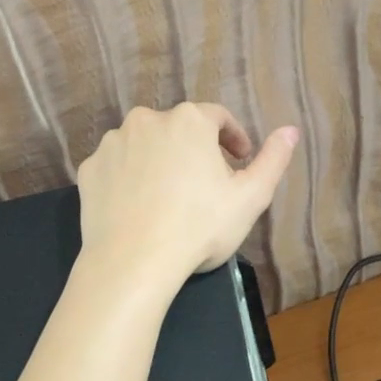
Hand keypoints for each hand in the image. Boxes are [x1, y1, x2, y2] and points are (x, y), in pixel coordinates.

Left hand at [77, 103, 298, 279]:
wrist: (133, 262)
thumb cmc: (199, 228)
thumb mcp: (250, 198)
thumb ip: (273, 160)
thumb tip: (290, 131)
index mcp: (189, 121)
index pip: (218, 117)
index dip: (233, 137)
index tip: (240, 160)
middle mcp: (147, 120)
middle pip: (179, 130)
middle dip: (195, 151)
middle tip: (205, 186)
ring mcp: (112, 143)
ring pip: (145, 146)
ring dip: (160, 163)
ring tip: (170, 199)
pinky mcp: (90, 170)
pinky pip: (117, 167)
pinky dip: (130, 179)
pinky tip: (140, 207)